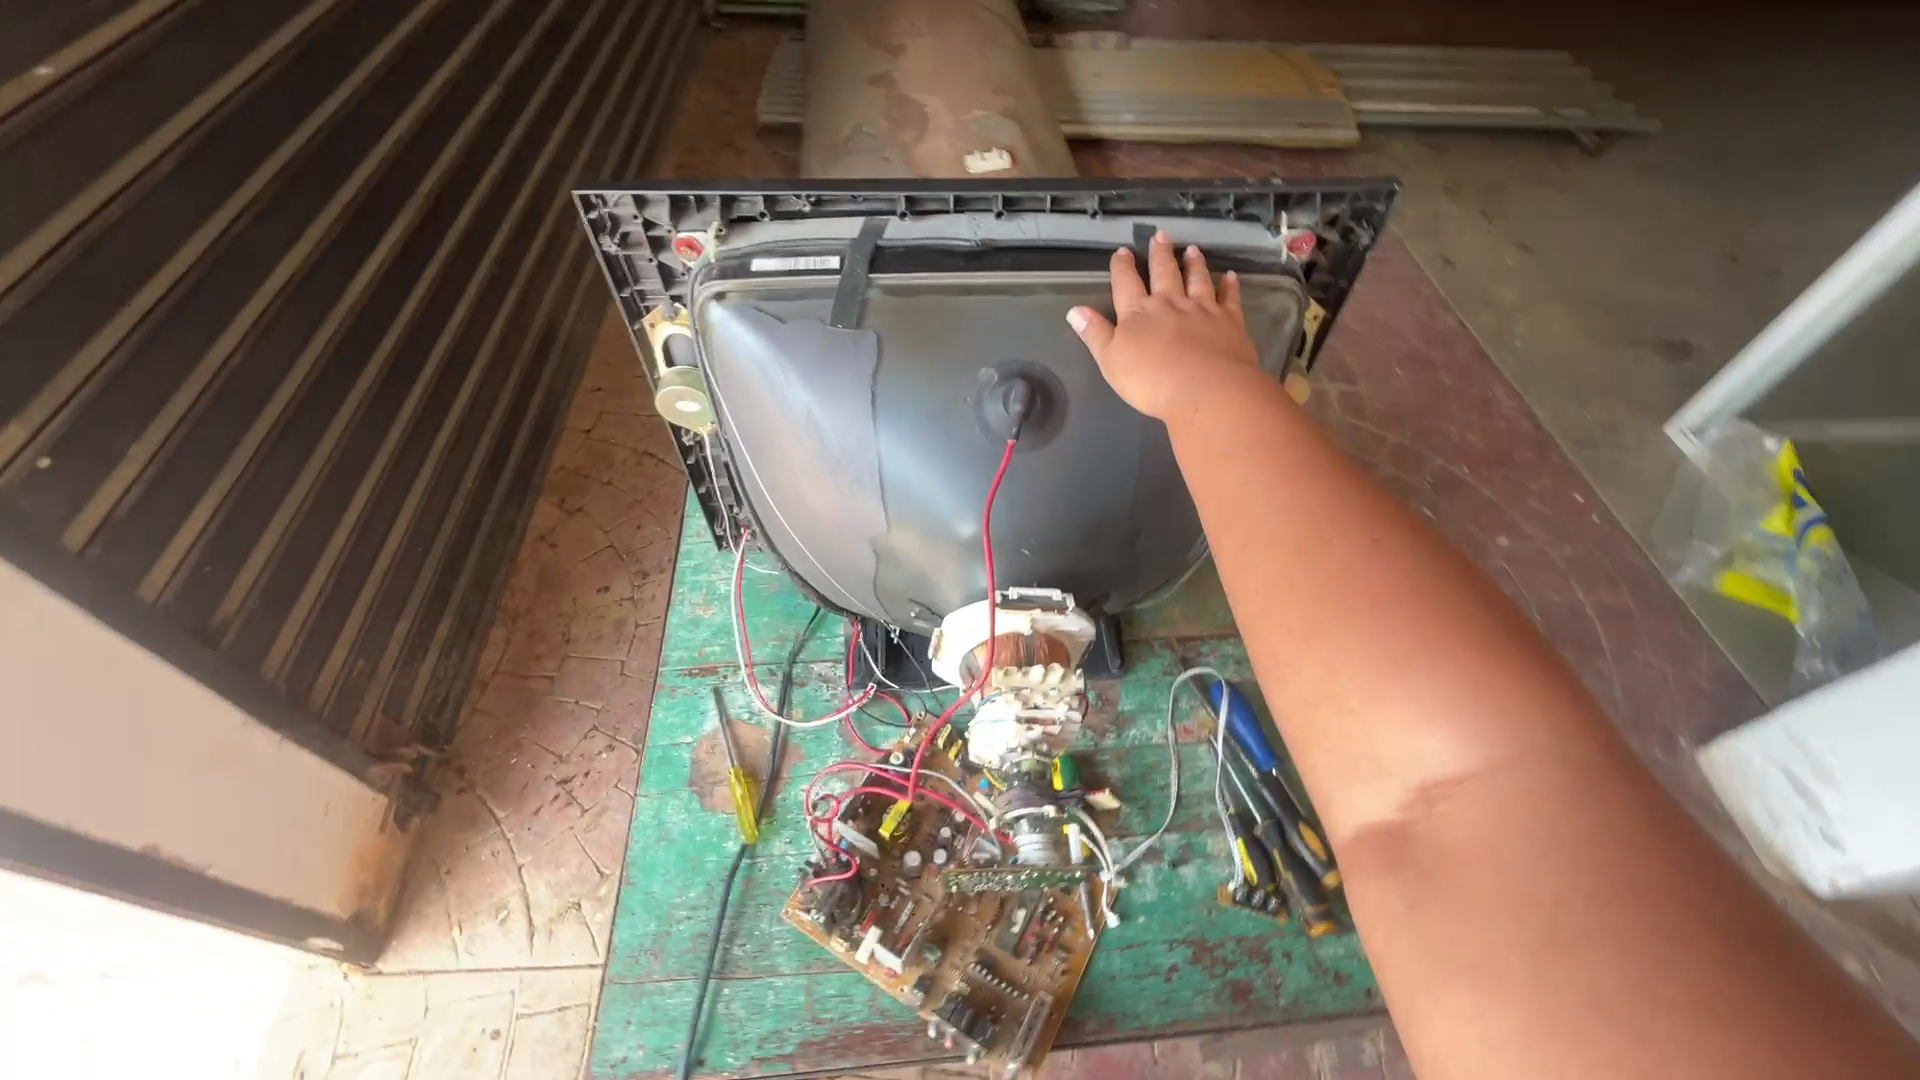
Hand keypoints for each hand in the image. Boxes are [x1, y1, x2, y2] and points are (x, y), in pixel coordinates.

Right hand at [1067, 231, 1261, 421]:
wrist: (1205, 388)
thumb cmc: (1150, 380)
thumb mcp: (1111, 360)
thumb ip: (1095, 334)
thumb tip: (1075, 310)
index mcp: (1138, 313)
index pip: (1126, 284)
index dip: (1122, 268)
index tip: (1122, 252)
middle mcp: (1170, 303)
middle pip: (1164, 273)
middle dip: (1160, 254)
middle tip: (1161, 235)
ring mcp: (1203, 310)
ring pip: (1197, 279)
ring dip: (1194, 264)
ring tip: (1192, 249)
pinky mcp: (1229, 321)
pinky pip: (1229, 298)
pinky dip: (1229, 285)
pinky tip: (1230, 276)